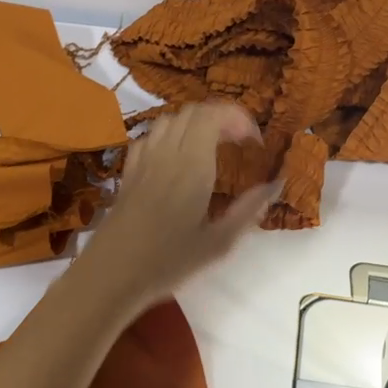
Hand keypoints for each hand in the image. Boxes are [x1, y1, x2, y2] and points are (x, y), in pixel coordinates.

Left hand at [73, 102, 276, 313]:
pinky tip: (176, 160)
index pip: (213, 115)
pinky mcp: (128, 173)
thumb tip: (276, 184)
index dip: (237, 119)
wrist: (111, 274)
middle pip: (192, 112)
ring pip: (169, 120)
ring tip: (211, 149)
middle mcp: (166, 153)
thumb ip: (249, 210)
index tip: (253, 143)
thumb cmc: (168, 262)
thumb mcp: (218, 243)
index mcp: (192, 165)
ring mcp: (143, 161)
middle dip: (220, 118)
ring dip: (194, 125)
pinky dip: (169, 137)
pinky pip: (150, 137)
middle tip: (238, 144)